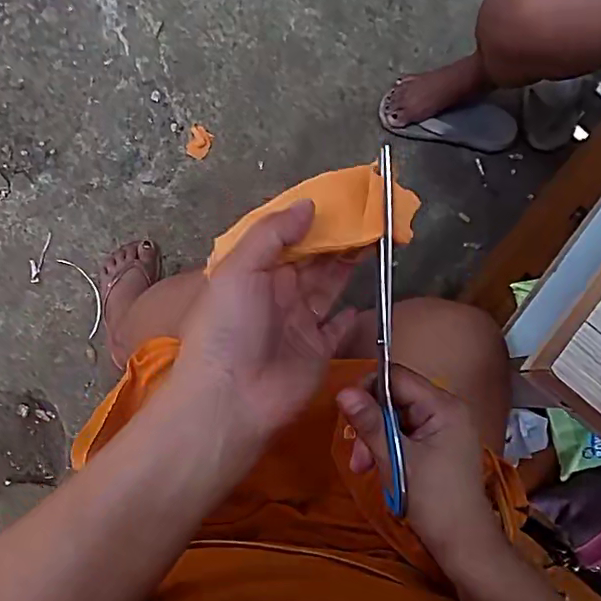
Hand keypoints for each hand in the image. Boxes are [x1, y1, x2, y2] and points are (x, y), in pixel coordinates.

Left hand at [168, 200, 358, 443]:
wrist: (233, 396)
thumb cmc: (229, 327)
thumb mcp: (240, 268)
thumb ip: (273, 234)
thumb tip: (308, 205)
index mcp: (255, 273)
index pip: (288, 241)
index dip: (314, 223)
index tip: (342, 205)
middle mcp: (277, 296)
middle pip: (312, 263)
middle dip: (336, 242)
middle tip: (367, 221)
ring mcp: (298, 325)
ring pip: (327, 289)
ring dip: (346, 269)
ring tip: (371, 246)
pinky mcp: (316, 352)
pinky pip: (336, 331)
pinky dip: (348, 319)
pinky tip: (360, 304)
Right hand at [336, 366, 507, 561]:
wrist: (463, 542)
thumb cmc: (434, 499)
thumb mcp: (396, 459)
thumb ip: (370, 423)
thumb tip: (343, 391)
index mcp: (443, 405)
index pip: (396, 377)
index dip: (367, 390)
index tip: (348, 416)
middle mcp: (447, 409)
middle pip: (395, 398)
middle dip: (370, 423)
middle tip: (358, 456)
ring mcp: (444, 428)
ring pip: (396, 418)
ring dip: (375, 439)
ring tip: (364, 468)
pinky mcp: (439, 445)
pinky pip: (405, 434)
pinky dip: (388, 449)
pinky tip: (379, 469)